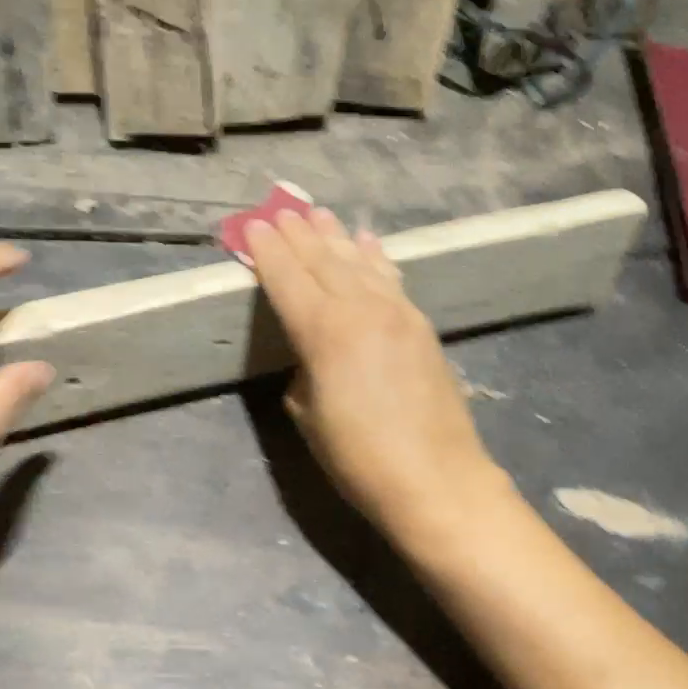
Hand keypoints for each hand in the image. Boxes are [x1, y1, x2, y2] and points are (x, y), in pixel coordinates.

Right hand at [246, 209, 509, 536]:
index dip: (266, 251)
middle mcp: (361, 309)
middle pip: (323, 261)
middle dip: (298, 234)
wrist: (437, 478)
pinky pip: (390, 278)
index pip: (287, 278)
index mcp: (324, 331)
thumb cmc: (359, 458)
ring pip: (359, 262)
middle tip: (279, 210)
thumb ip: (304, 372)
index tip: (251, 226)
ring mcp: (397, 313)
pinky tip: (368, 243)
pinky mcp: (420, 325)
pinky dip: (374, 258)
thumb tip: (312, 355)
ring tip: (318, 215)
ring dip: (335, 238)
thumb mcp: (308, 417)